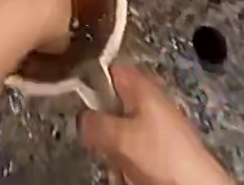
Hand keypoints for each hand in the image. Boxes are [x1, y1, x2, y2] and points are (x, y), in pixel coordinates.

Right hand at [81, 66, 234, 184]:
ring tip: (119, 164)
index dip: (92, 81)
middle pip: (113, 103)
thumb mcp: (121, 138)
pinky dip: (130, 159)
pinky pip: (135, 147)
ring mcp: (157, 121)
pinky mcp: (163, 145)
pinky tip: (132, 173)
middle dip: (104, 125)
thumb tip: (81, 119)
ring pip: (122, 130)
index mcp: (140, 84)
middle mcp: (149, 97)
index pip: (110, 69)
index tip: (80, 102)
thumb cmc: (160, 154)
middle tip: (103, 143)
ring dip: (115, 147)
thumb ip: (96, 124)